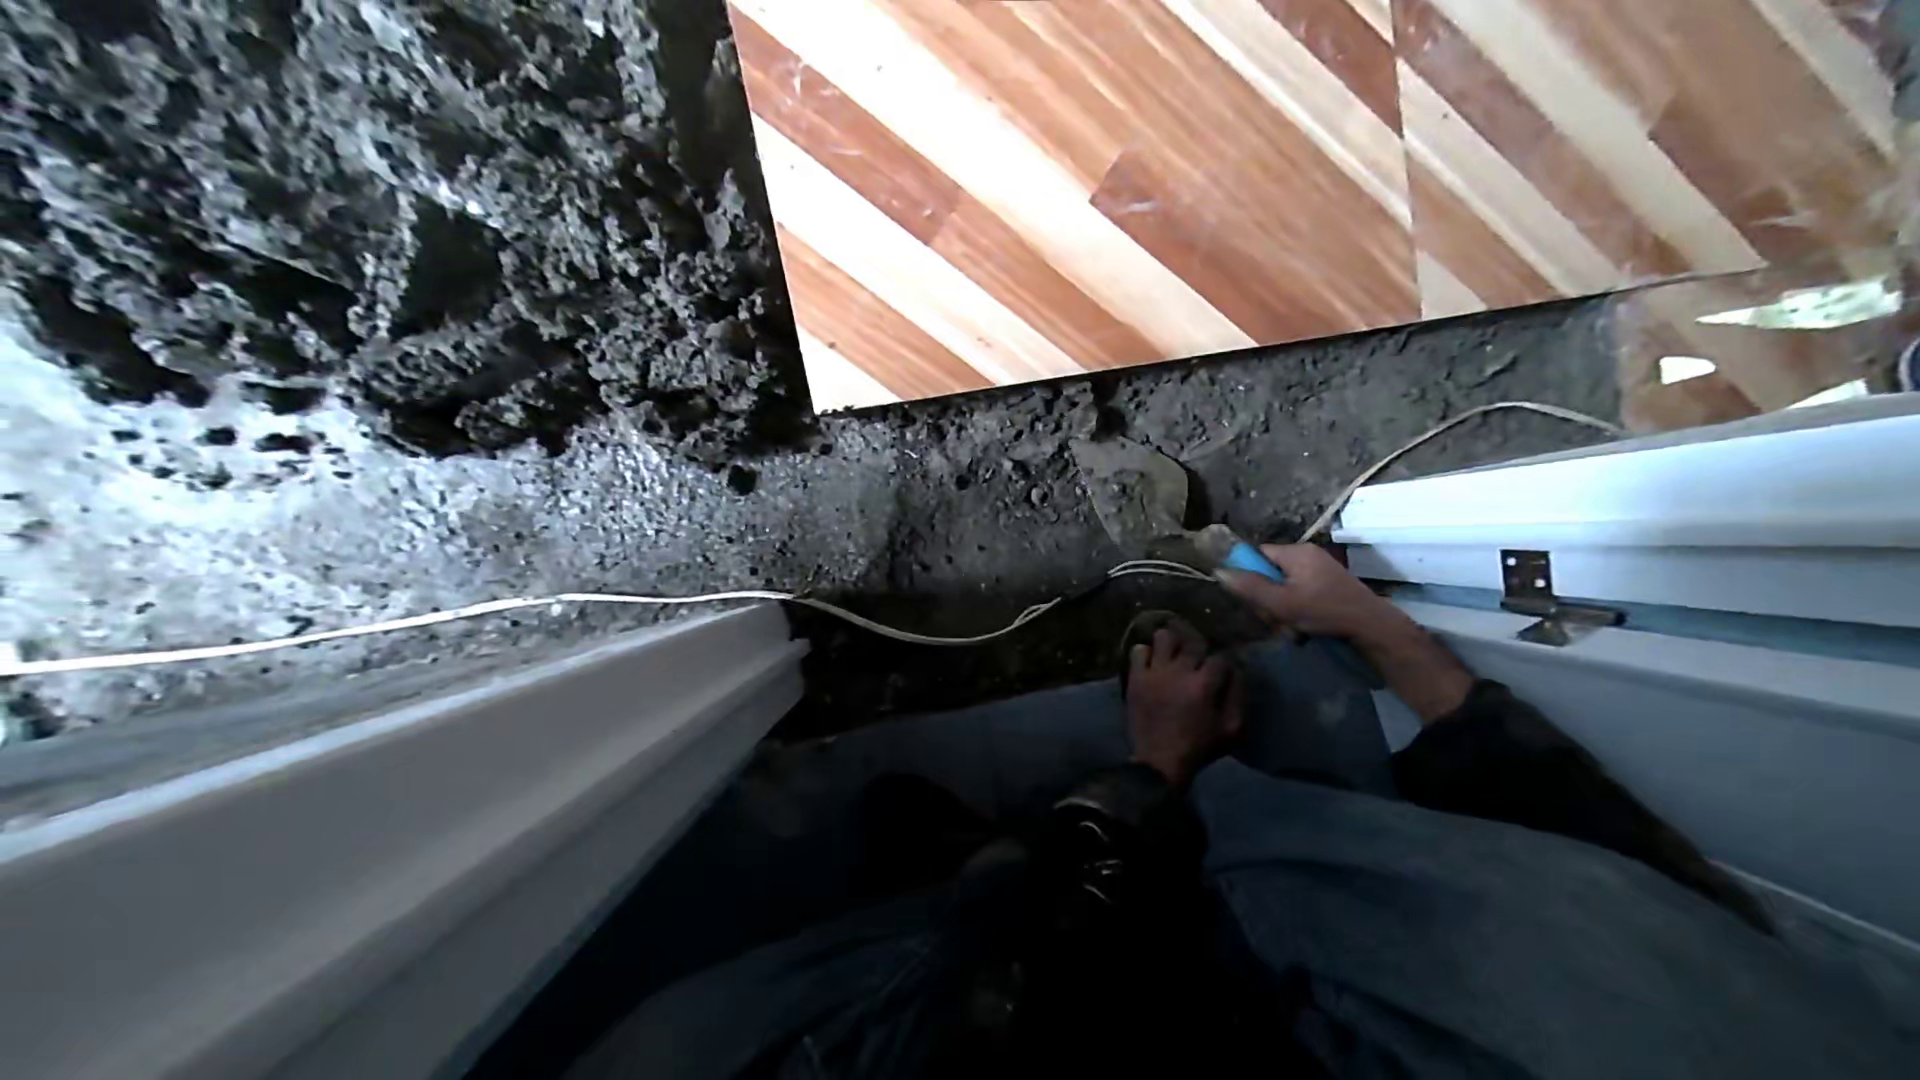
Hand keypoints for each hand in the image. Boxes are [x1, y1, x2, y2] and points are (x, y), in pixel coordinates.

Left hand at [1127, 625, 1244, 788]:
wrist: (1159, 761)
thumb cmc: (1198, 748)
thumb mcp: (1231, 729)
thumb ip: (1238, 697)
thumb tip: (1236, 672)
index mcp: (1203, 685)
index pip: (1220, 658)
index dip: (1223, 665)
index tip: (1220, 673)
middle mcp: (1179, 672)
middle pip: (1192, 642)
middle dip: (1198, 650)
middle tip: (1196, 661)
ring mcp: (1154, 673)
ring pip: (1163, 638)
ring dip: (1171, 644)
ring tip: (1172, 655)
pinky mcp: (1136, 678)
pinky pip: (1138, 651)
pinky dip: (1146, 654)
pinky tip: (1152, 664)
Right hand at [1219, 544, 1473, 722]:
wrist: (1373, 628)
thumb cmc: (1324, 611)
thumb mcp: (1281, 602)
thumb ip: (1249, 586)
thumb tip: (1219, 571)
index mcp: (1296, 552)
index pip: (1257, 554)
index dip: (1248, 573)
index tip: (1250, 595)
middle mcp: (1308, 555)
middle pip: (1269, 572)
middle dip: (1267, 597)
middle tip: (1274, 618)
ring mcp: (1320, 570)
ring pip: (1283, 587)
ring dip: (1281, 608)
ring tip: (1290, 626)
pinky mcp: (1328, 585)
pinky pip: (1299, 593)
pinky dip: (1296, 610)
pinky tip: (1302, 627)